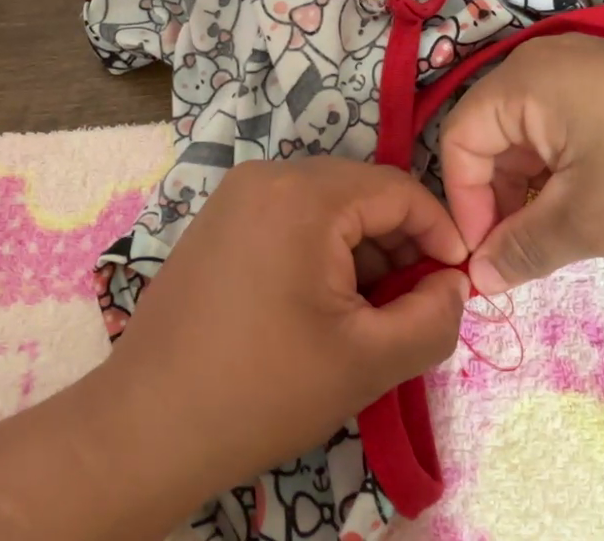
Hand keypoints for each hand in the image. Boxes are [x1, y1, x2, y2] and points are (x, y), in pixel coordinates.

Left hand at [104, 158, 469, 490]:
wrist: (146, 428)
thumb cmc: (263, 390)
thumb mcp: (369, 361)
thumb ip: (434, 318)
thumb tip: (454, 284)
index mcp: (304, 194)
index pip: (399, 191)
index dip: (440, 233)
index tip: (457, 282)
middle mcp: (266, 175)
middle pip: (361, 194)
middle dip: (400, 245)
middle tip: (415, 304)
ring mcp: (234, 196)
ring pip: (326, 207)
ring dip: (362, 251)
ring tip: (370, 314)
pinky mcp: (217, 222)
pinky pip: (290, 219)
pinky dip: (321, 252)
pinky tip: (323, 306)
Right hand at [440, 35, 603, 293]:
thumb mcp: (588, 222)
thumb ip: (520, 248)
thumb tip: (477, 278)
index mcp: (529, 78)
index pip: (458, 138)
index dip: (464, 203)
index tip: (487, 260)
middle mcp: (552, 61)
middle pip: (492, 133)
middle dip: (497, 198)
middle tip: (519, 256)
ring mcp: (593, 70)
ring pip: (531, 135)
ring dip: (531, 190)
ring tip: (557, 239)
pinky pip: (568, 128)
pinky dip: (564, 172)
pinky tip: (589, 209)